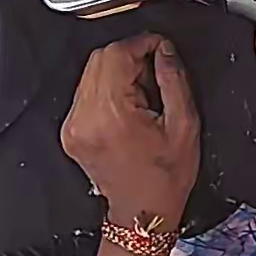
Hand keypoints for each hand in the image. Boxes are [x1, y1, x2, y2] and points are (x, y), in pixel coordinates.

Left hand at [60, 33, 199, 230]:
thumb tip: (165, 50)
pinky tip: (130, 106)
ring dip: (119, 71)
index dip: (143, 43)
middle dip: (131, 56)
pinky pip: (87, 91)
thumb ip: (174, 81)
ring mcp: (73, 126)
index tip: (162, 48)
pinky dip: (109, 88)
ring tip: (145, 93)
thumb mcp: (185, 125)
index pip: (116, 55)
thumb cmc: (167, 176)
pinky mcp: (71, 130)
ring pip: (91, 72)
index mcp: (111, 116)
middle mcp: (84, 118)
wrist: (143, 213)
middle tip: (156, 73)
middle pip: (99, 58)